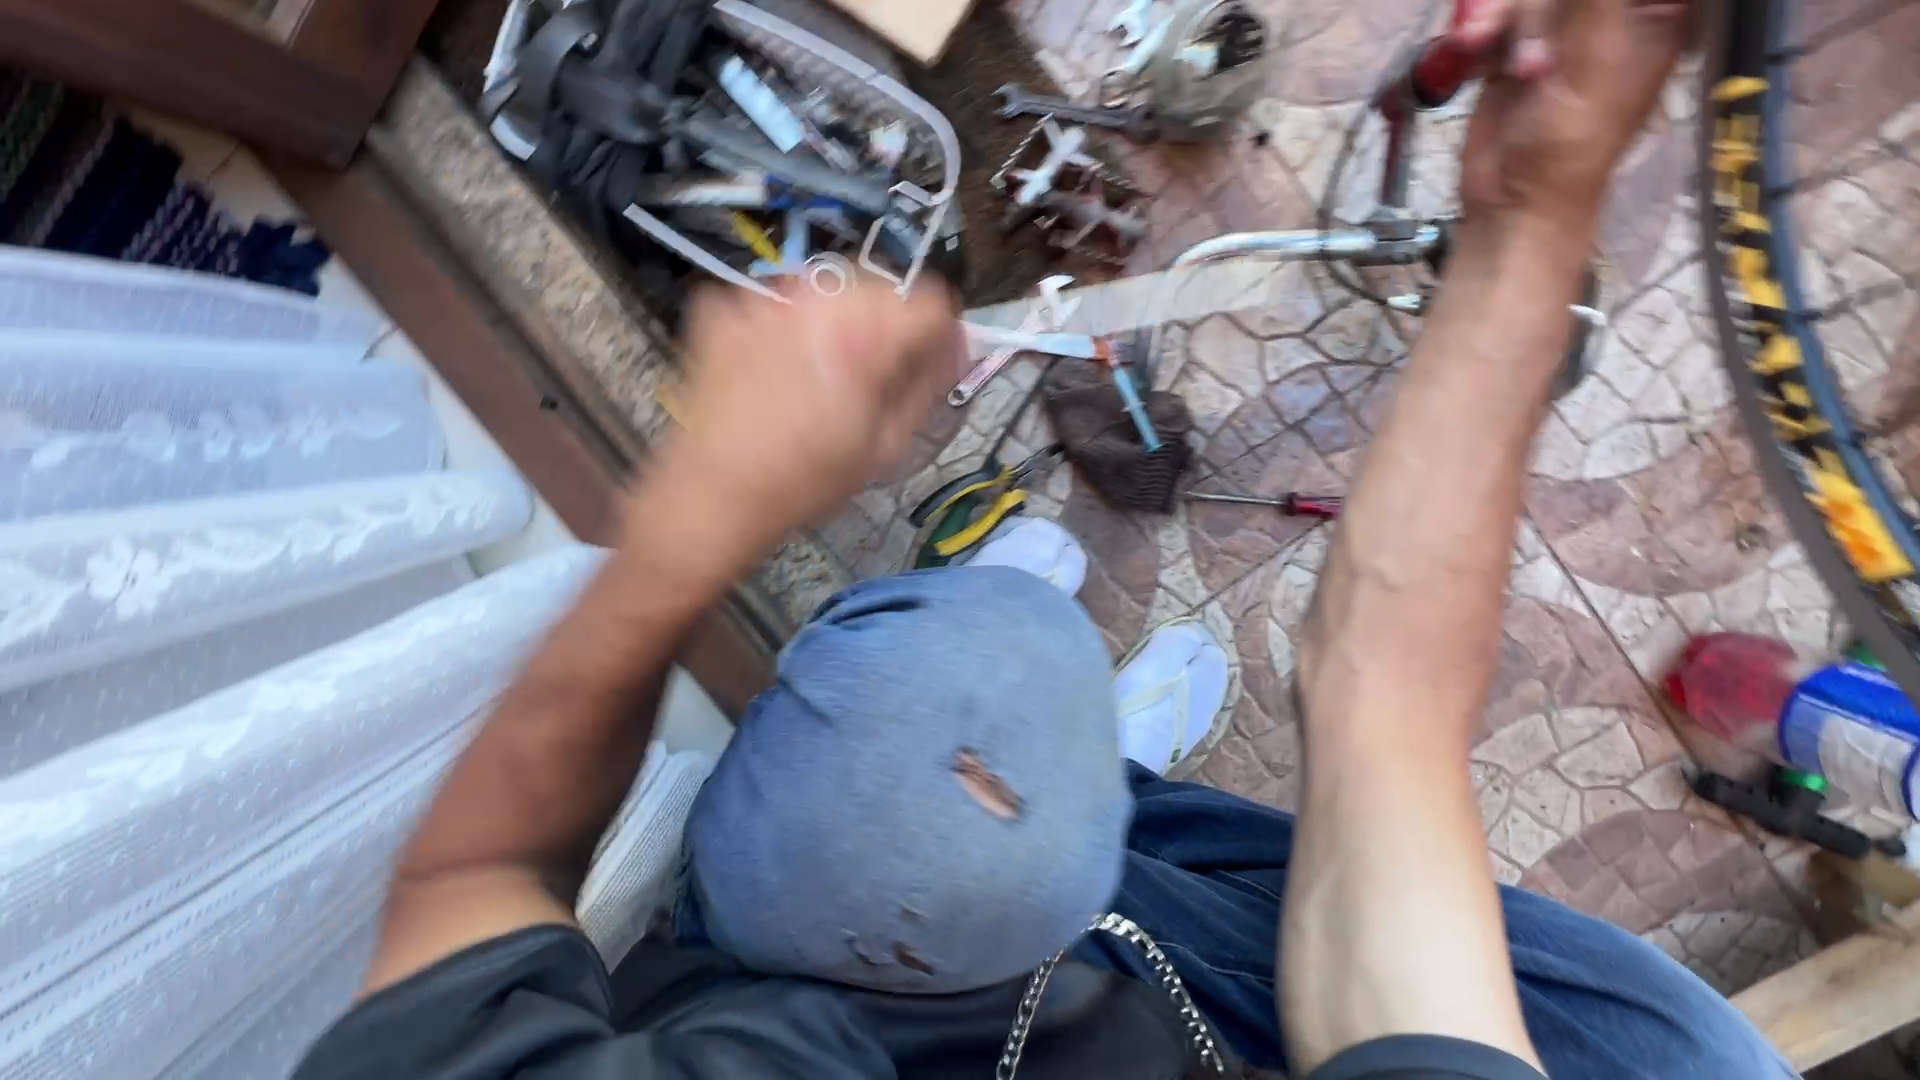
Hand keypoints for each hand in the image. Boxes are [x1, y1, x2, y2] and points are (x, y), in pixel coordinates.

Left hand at [653, 279, 959, 555]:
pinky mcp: (723, 308)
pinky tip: (772, 369)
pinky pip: (772, 304)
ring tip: (818, 375)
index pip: (932, 304)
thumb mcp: (887, 445)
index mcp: (868, 334)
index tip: (929, 366)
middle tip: (872, 378)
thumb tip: (953, 351)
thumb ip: (927, 387)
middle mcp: (819, 300)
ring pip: (826, 293)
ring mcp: (765, 298)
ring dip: (834, 324)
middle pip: (879, 291)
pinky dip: (781, 329)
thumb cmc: (809, 479)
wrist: (714, 492)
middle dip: (886, 328)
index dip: (940, 336)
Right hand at [1455, 0, 1690, 224]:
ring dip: (1496, 14)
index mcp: (1650, 11)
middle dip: (1532, 6)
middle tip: (1510, 40)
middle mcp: (1606, 16)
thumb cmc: (1567, 145)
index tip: (1561, 9)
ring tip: (1474, 40)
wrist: (1512, 202)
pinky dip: (1477, 31)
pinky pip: (1494, 21)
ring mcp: (1555, 34)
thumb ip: (1592, 2)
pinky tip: (1468, 46)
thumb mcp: (1592, 62)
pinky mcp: (1510, 54)